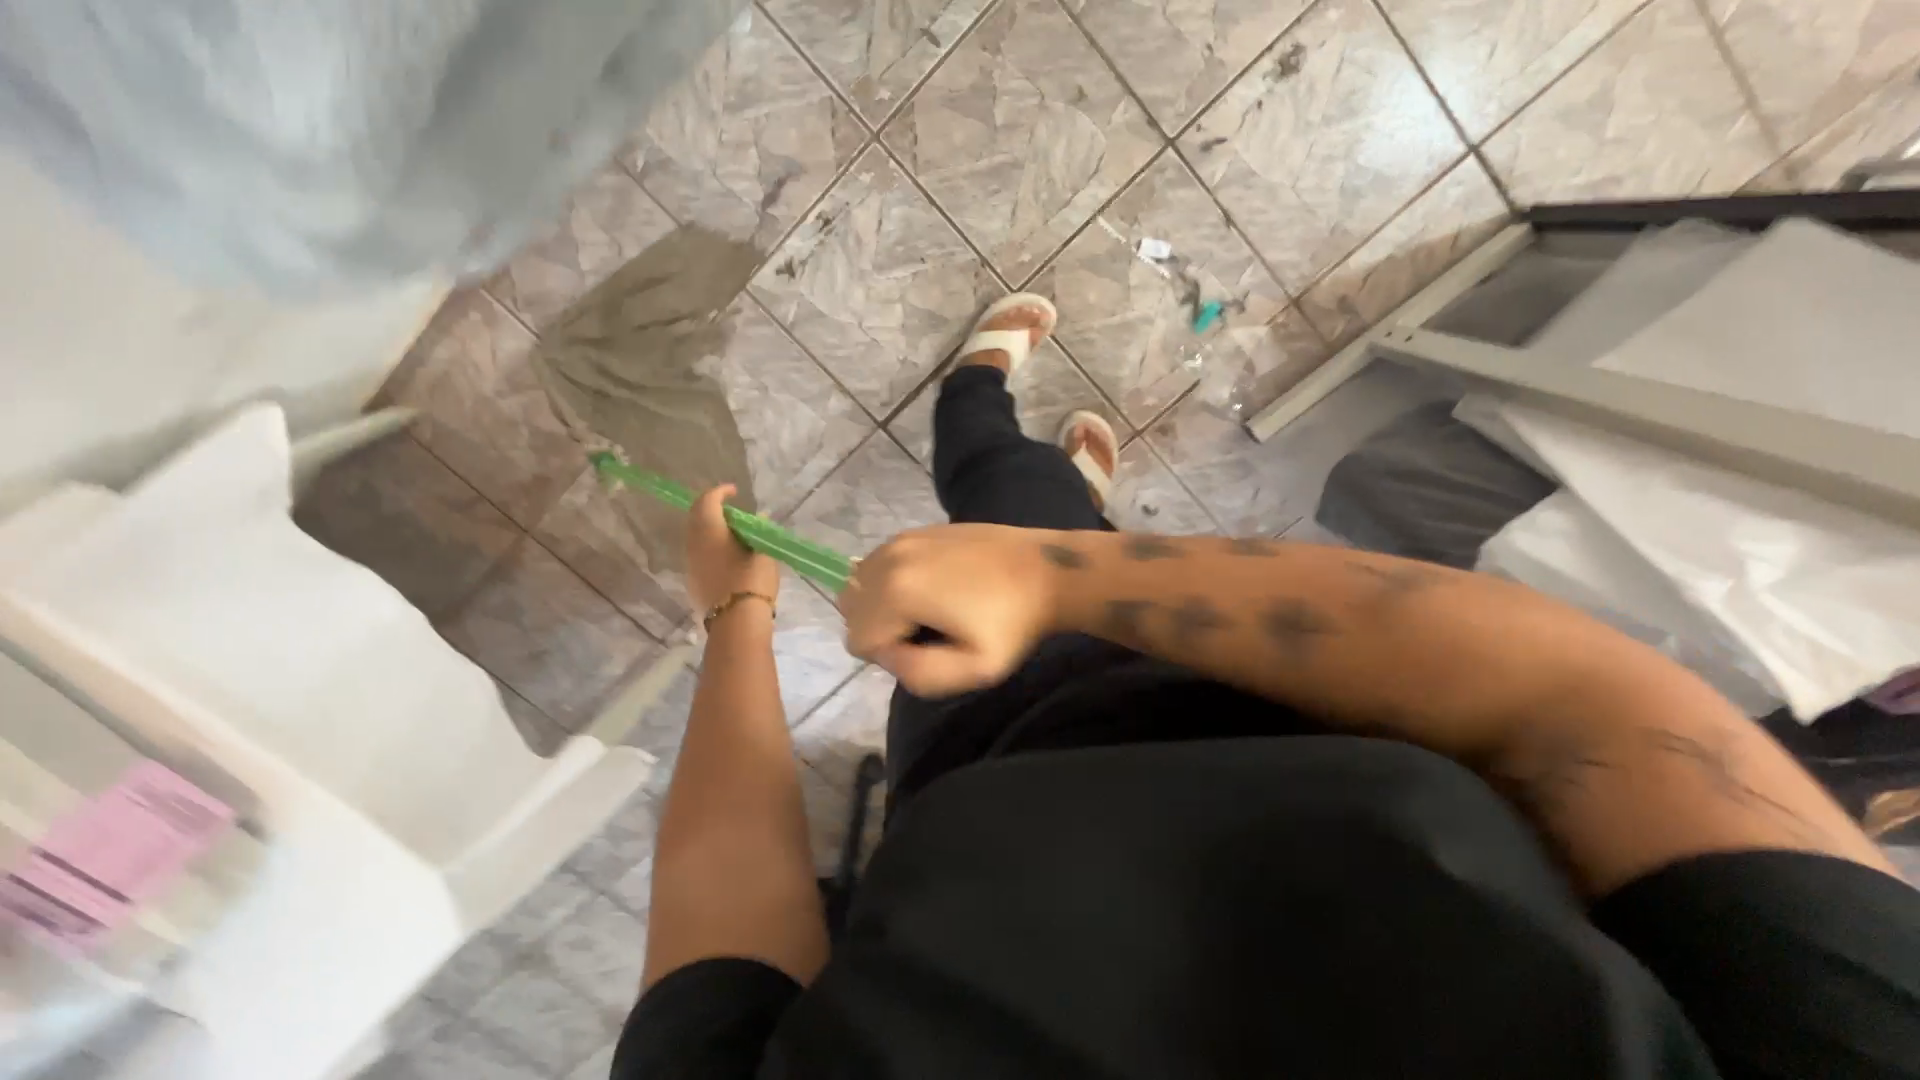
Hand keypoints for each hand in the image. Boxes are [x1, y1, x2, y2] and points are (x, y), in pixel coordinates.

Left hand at [686, 485, 779, 612]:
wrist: (736, 623)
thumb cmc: (752, 582)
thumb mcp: (764, 554)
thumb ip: (760, 535)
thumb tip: (761, 520)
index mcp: (709, 531)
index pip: (707, 501)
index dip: (720, 492)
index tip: (734, 492)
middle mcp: (693, 544)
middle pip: (695, 517)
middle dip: (710, 508)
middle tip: (731, 510)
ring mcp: (690, 565)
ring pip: (694, 537)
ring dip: (709, 529)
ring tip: (732, 534)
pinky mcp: (692, 582)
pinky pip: (697, 555)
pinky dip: (709, 547)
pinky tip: (726, 556)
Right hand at [840, 524, 1061, 697]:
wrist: (1048, 571)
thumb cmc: (1014, 623)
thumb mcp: (974, 669)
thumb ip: (918, 675)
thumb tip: (890, 654)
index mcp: (897, 590)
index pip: (859, 641)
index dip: (893, 656)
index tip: (934, 648)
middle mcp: (889, 557)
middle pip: (852, 610)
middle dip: (881, 628)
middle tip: (930, 631)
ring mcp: (901, 538)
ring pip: (862, 585)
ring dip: (884, 605)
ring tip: (932, 610)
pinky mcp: (916, 530)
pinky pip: (881, 565)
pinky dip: (895, 582)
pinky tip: (937, 589)